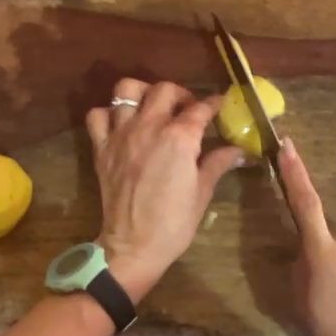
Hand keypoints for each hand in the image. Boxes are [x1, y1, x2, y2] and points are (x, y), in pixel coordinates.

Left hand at [85, 78, 243, 299]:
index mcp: (180, 137)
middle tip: (187, 110)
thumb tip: (238, 150)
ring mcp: (121, 135)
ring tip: (152, 108)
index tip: (220, 105)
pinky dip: (108, 114)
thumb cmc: (174, 224)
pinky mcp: (101, 148)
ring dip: (142, 93)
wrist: (133, 246)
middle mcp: (149, 127)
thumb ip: (217, 164)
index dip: (213, 104)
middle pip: (164, 90)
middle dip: (180, 94)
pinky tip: (120, 124)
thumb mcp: (202, 192)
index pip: (200, 108)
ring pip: (126, 91)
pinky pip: (97, 116)